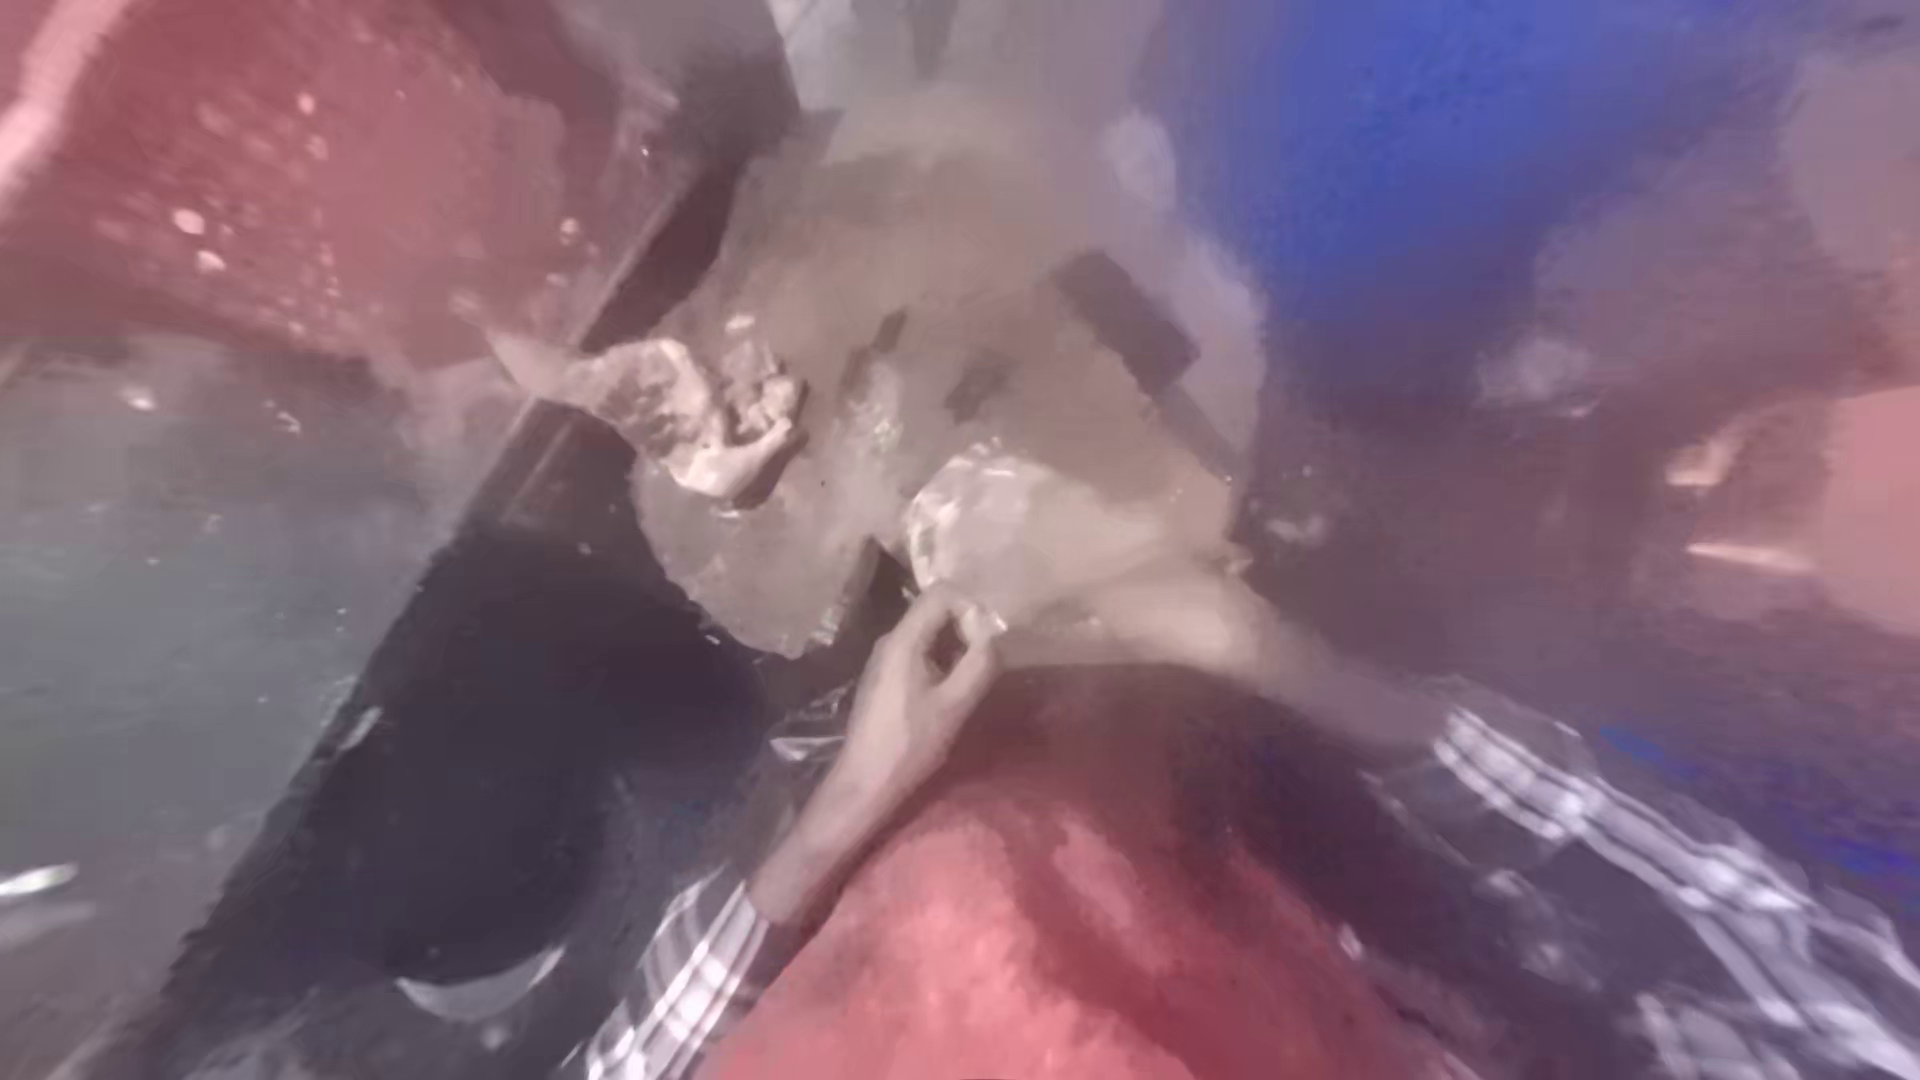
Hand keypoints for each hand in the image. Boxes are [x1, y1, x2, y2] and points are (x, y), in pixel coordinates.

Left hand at [826, 586, 999, 816]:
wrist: (865, 780)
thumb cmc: (910, 743)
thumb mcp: (954, 705)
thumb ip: (980, 664)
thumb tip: (995, 637)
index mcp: (904, 639)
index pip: (941, 594)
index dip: (970, 606)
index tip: (987, 637)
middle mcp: (891, 639)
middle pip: (934, 609)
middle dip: (965, 625)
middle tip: (985, 657)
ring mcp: (885, 656)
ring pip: (928, 630)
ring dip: (955, 644)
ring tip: (971, 675)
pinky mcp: (886, 674)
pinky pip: (919, 649)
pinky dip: (941, 657)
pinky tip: (950, 688)